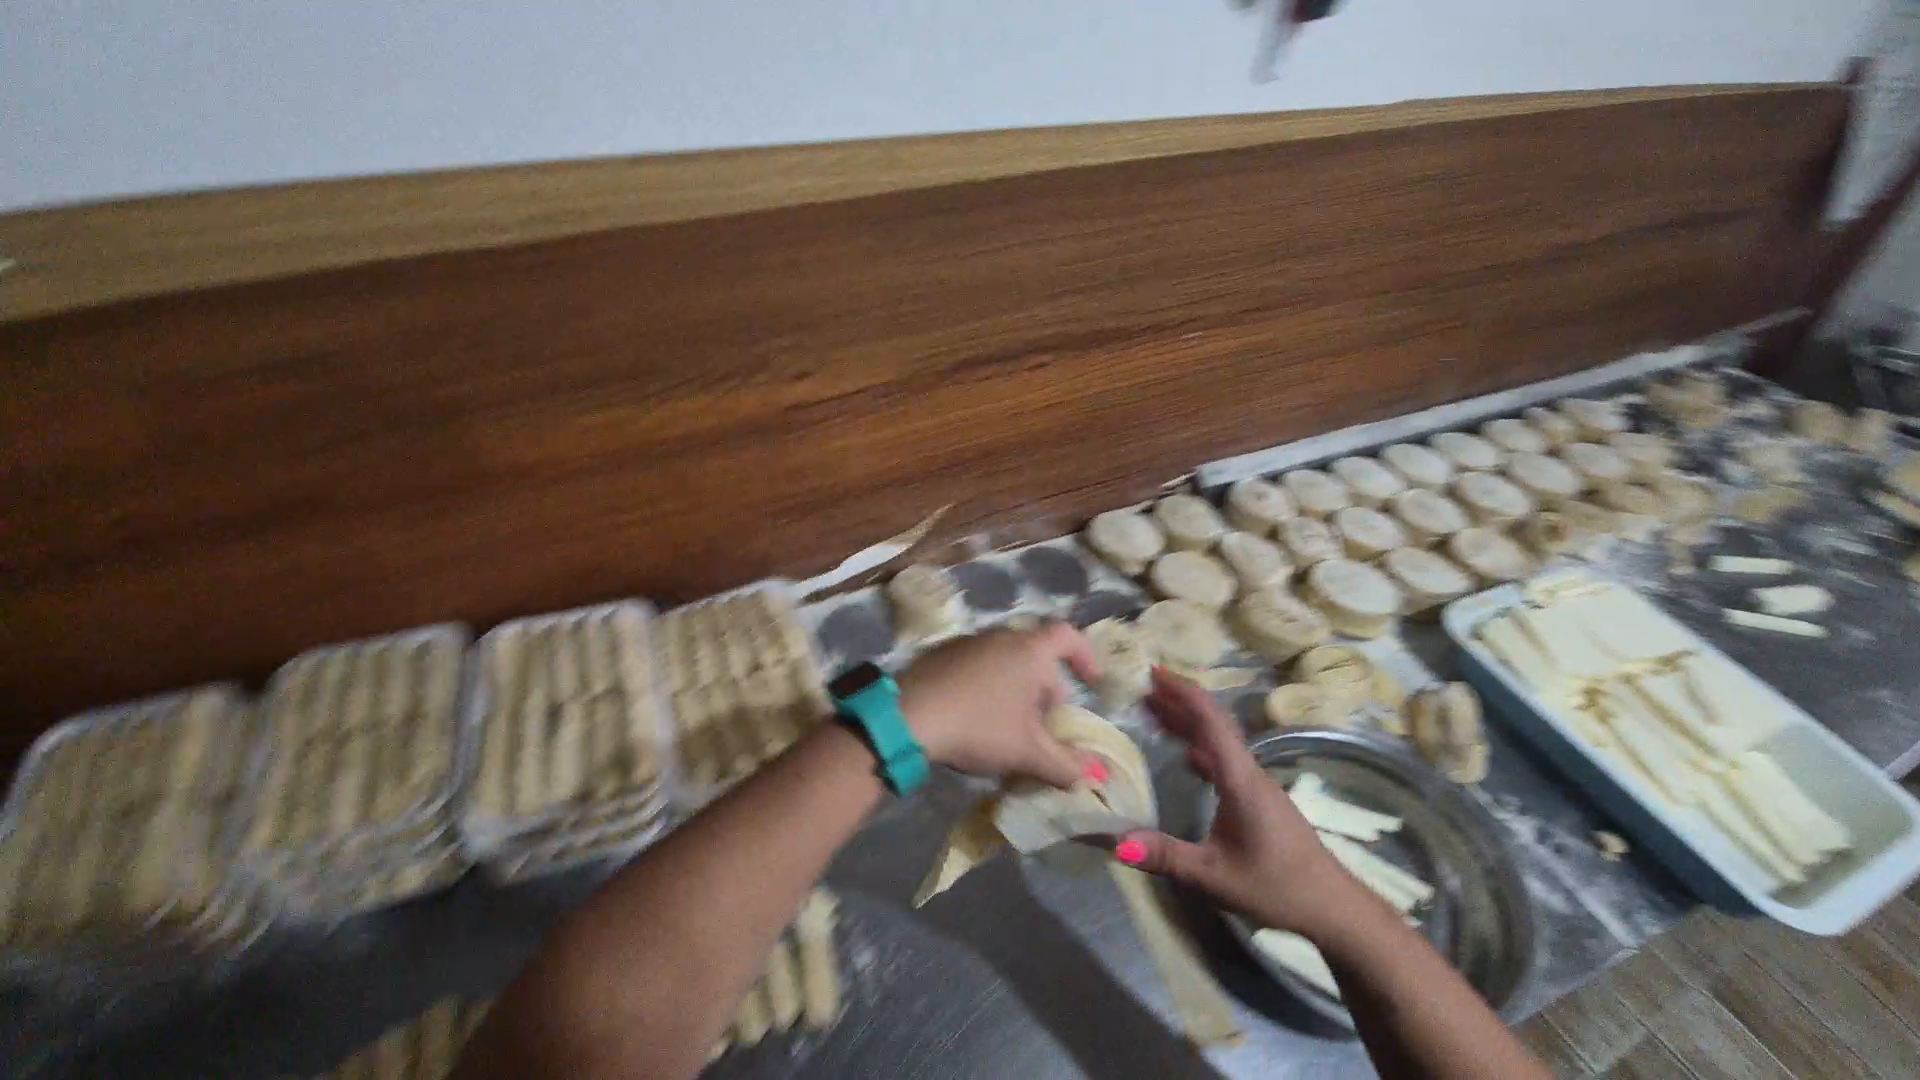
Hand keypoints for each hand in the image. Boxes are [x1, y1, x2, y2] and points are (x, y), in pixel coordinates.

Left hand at [897, 622, 1099, 788]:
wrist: (906, 717)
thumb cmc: (979, 727)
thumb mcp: (1028, 753)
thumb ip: (1065, 765)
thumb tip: (1091, 774)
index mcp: (1028, 650)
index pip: (1068, 636)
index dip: (1085, 655)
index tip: (1092, 681)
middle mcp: (999, 637)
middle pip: (1035, 654)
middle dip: (1046, 687)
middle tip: (1046, 721)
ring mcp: (965, 643)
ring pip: (1004, 661)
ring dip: (1015, 690)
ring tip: (1011, 726)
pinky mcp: (938, 656)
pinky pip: (976, 666)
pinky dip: (987, 688)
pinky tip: (975, 720)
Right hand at [1116, 668, 1360, 938]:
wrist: (1333, 908)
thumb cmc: (1277, 887)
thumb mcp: (1215, 876)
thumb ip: (1167, 856)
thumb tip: (1117, 842)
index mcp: (1241, 779)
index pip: (1211, 721)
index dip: (1183, 692)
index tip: (1154, 672)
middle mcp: (1249, 773)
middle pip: (1214, 724)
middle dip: (1179, 702)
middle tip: (1143, 688)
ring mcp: (1257, 786)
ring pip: (1220, 741)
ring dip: (1189, 723)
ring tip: (1155, 712)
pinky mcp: (1259, 801)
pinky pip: (1225, 760)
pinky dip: (1200, 747)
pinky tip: (1185, 755)